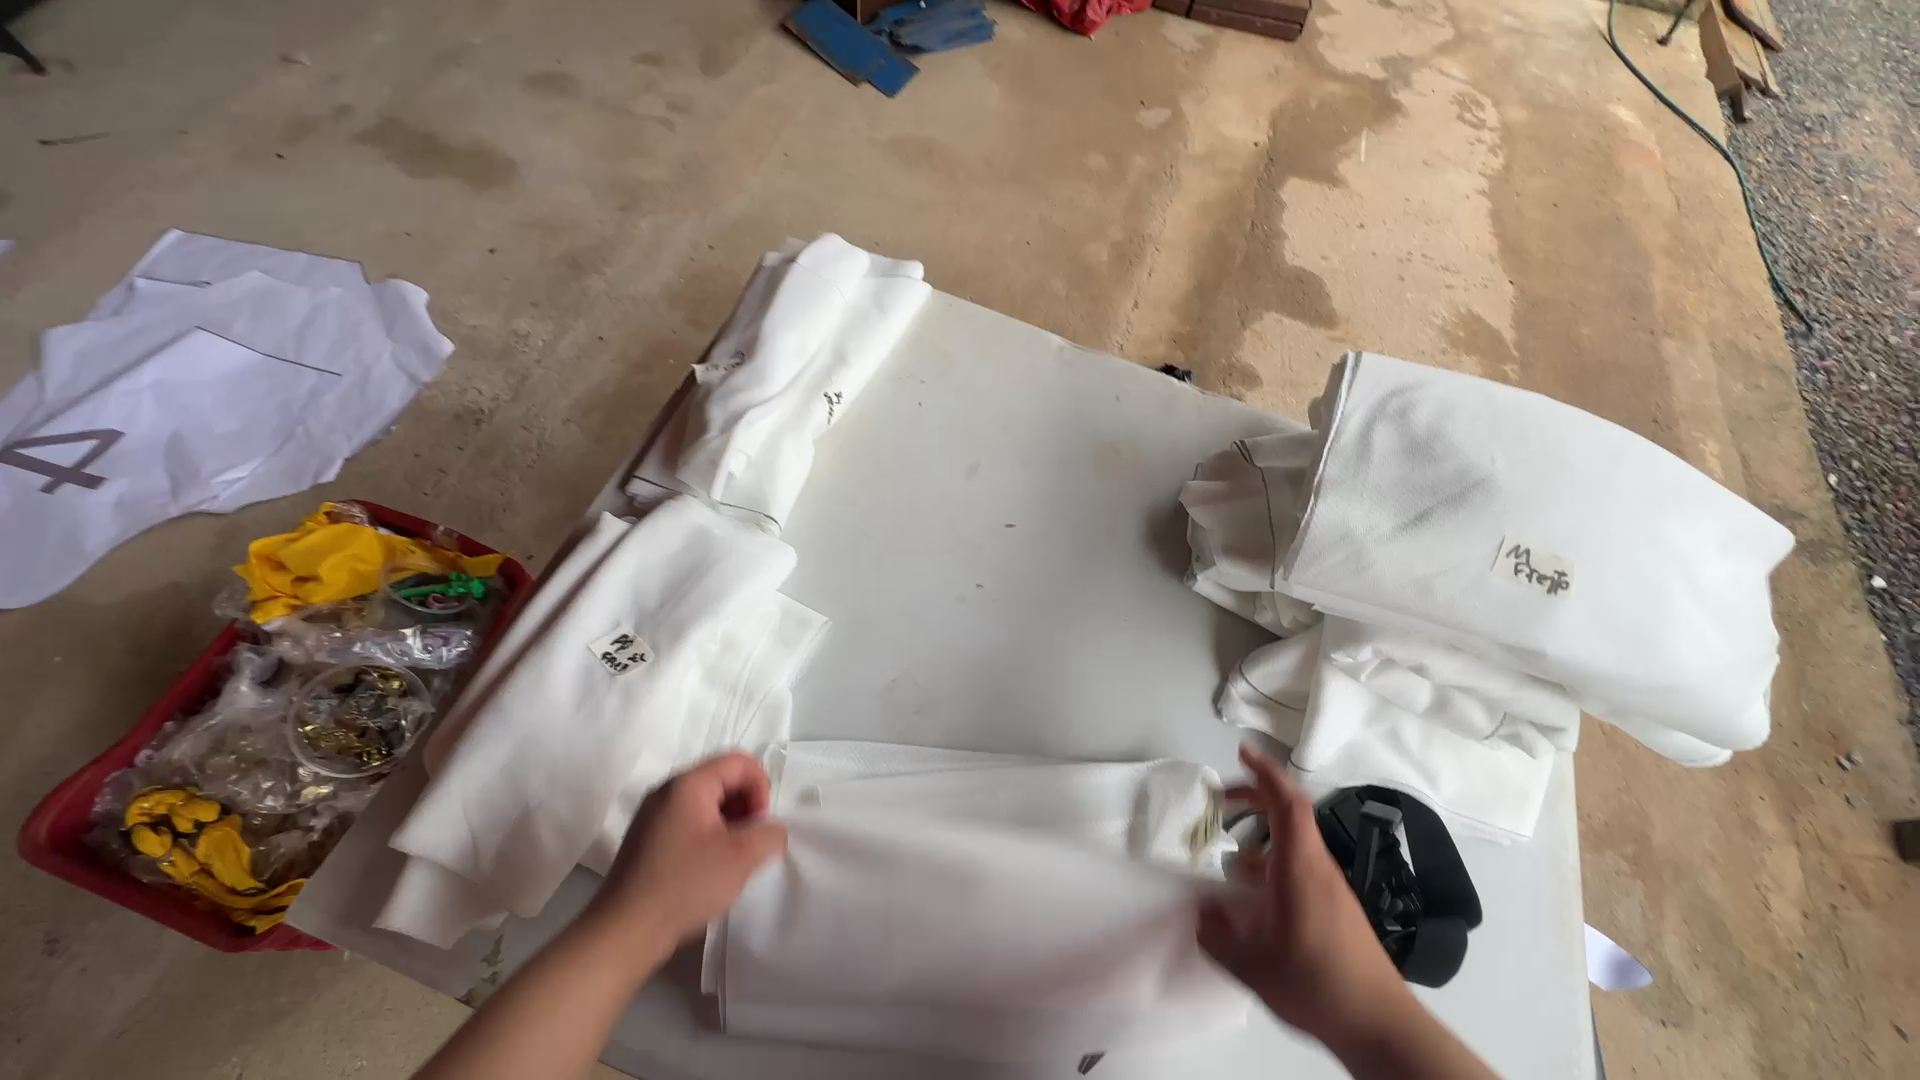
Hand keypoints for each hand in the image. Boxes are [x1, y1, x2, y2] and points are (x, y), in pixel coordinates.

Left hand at [583, 751, 787, 958]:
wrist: (624, 930)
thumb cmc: (685, 884)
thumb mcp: (742, 857)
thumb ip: (770, 833)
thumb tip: (771, 830)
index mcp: (688, 784)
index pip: (739, 762)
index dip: (761, 788)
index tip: (761, 825)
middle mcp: (667, 790)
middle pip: (722, 777)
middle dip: (746, 804)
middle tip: (751, 842)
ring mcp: (652, 814)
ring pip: (706, 801)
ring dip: (729, 821)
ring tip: (733, 857)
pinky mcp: (647, 839)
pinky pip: (688, 821)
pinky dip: (709, 834)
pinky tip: (710, 867)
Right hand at [1198, 744, 1415, 1050]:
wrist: (1379, 1026)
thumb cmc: (1316, 984)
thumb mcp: (1251, 964)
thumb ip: (1217, 934)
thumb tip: (1201, 911)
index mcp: (1300, 867)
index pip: (1287, 803)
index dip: (1264, 772)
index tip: (1242, 752)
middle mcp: (1318, 869)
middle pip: (1290, 815)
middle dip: (1255, 798)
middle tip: (1222, 799)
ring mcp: (1331, 889)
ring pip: (1294, 845)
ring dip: (1261, 838)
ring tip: (1228, 857)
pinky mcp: (1336, 909)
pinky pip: (1300, 868)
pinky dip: (1272, 865)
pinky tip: (1254, 897)